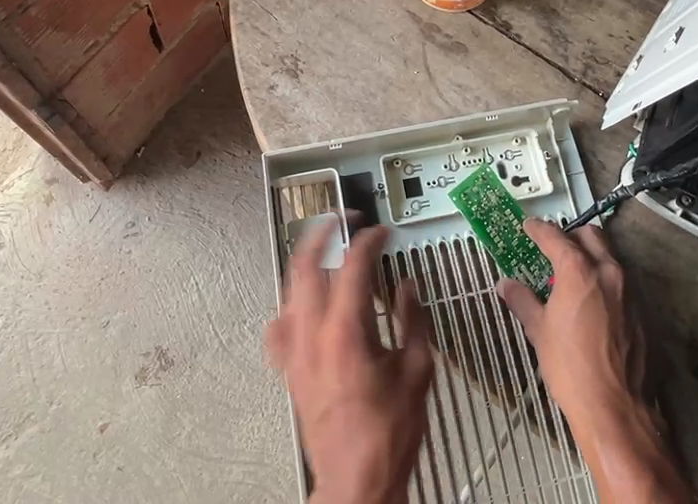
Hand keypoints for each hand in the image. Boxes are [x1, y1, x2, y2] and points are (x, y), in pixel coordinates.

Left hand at [266, 222, 433, 503]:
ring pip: (289, 288)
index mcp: (347, 332)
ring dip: (308, 261)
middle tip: (346, 220)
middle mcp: (312, 335)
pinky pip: (279, 324)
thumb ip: (413, 321)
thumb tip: (409, 288)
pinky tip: (305, 302)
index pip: (354, 265)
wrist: (356, 480)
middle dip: (325, 232)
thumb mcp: (417, 371)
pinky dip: (291, 303)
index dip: (370, 240)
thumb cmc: (389, 433)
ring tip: (327, 248)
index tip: (383, 233)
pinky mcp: (288, 369)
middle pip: (307, 264)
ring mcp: (294, 351)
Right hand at [498, 220, 691, 503]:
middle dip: (572, 237)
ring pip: (612, 258)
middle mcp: (610, 273)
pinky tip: (597, 305)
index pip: (556, 237)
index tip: (529, 227)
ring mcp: (633, 292)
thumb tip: (506, 286)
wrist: (618, 410)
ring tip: (575, 277)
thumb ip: (523, 301)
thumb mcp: (540, 332)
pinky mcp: (646, 313)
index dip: (539, 229)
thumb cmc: (572, 369)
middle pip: (592, 236)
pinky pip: (626, 284)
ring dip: (593, 257)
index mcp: (579, 272)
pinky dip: (608, 283)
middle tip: (555, 250)